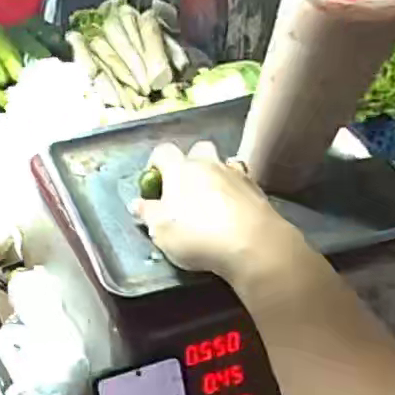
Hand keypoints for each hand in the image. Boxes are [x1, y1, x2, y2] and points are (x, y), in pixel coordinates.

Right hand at [132, 141, 300, 281]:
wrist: (251, 244)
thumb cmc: (196, 235)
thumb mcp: (160, 230)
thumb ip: (147, 213)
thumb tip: (137, 203)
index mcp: (180, 169)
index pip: (163, 152)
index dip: (155, 164)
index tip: (153, 185)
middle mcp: (209, 164)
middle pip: (198, 150)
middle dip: (190, 163)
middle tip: (183, 190)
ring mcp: (236, 174)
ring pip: (222, 164)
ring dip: (214, 177)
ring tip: (209, 202)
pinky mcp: (257, 189)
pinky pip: (240, 182)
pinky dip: (233, 191)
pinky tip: (230, 212)